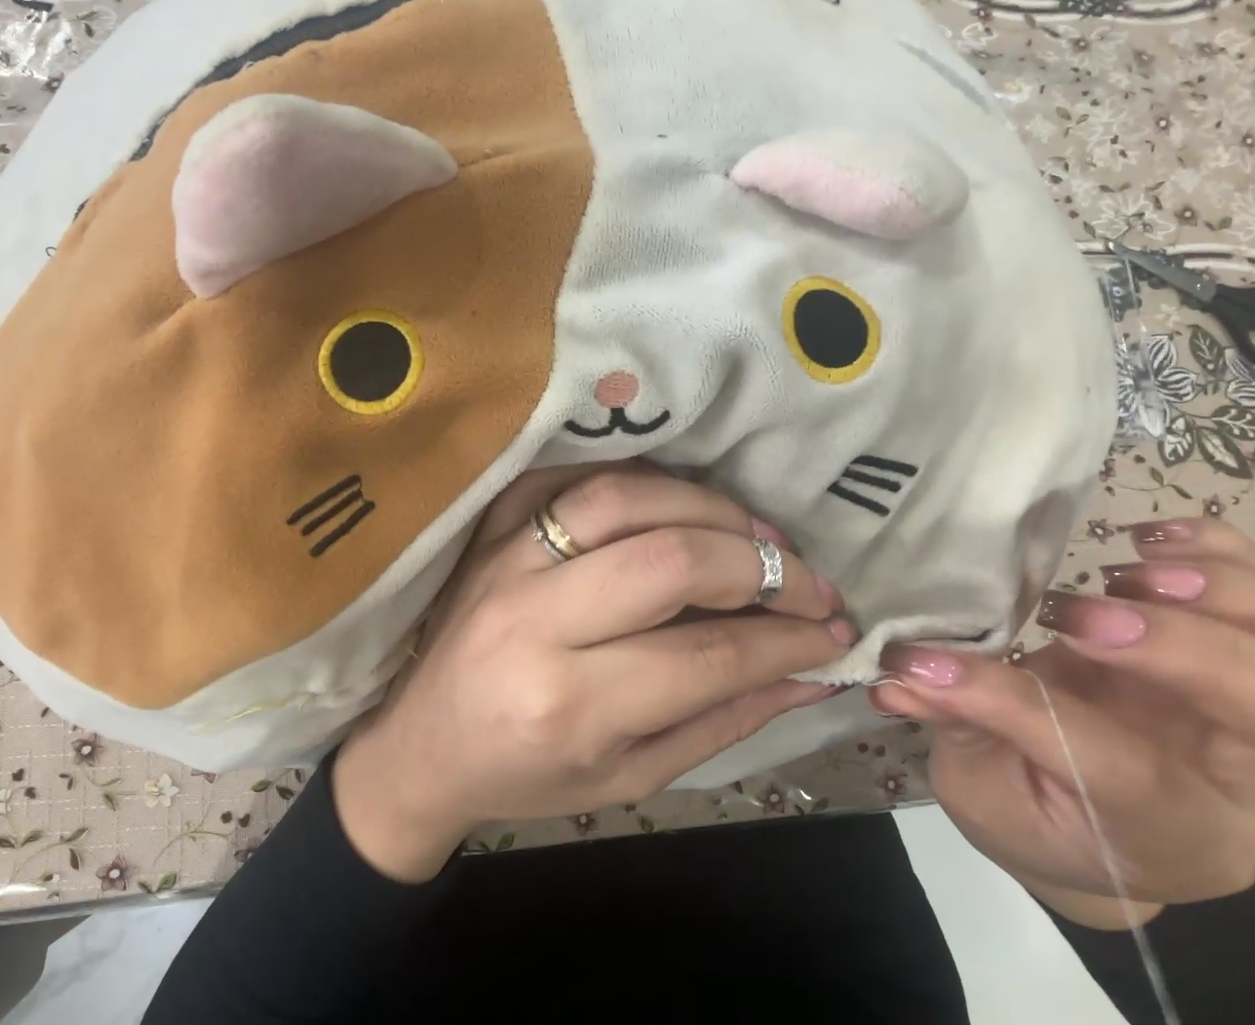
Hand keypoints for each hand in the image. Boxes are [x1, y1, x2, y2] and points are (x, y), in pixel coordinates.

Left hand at [334, 464, 854, 882]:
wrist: (421, 748)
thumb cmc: (526, 776)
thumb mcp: (629, 778)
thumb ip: (721, 721)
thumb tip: (810, 673)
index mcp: (569, 705)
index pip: (706, 654)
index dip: (786, 638)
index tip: (833, 631)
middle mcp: (532, 622)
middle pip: (668, 560)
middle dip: (758, 566)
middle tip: (803, 584)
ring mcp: (504, 563)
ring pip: (621, 499)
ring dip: (706, 508)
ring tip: (753, 539)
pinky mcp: (489, 532)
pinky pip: (568, 476)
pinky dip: (634, 479)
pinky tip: (675, 504)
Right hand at [871, 519, 1254, 927]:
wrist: (1104, 832)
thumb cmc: (1035, 818)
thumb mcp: (979, 790)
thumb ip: (956, 728)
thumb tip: (899, 670)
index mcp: (1172, 835)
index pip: (1121, 770)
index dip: (1020, 708)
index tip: (927, 662)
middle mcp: (1250, 784)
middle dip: (1195, 652)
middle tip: (1077, 615)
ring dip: (1240, 600)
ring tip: (1123, 570)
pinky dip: (1232, 554)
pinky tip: (1142, 540)